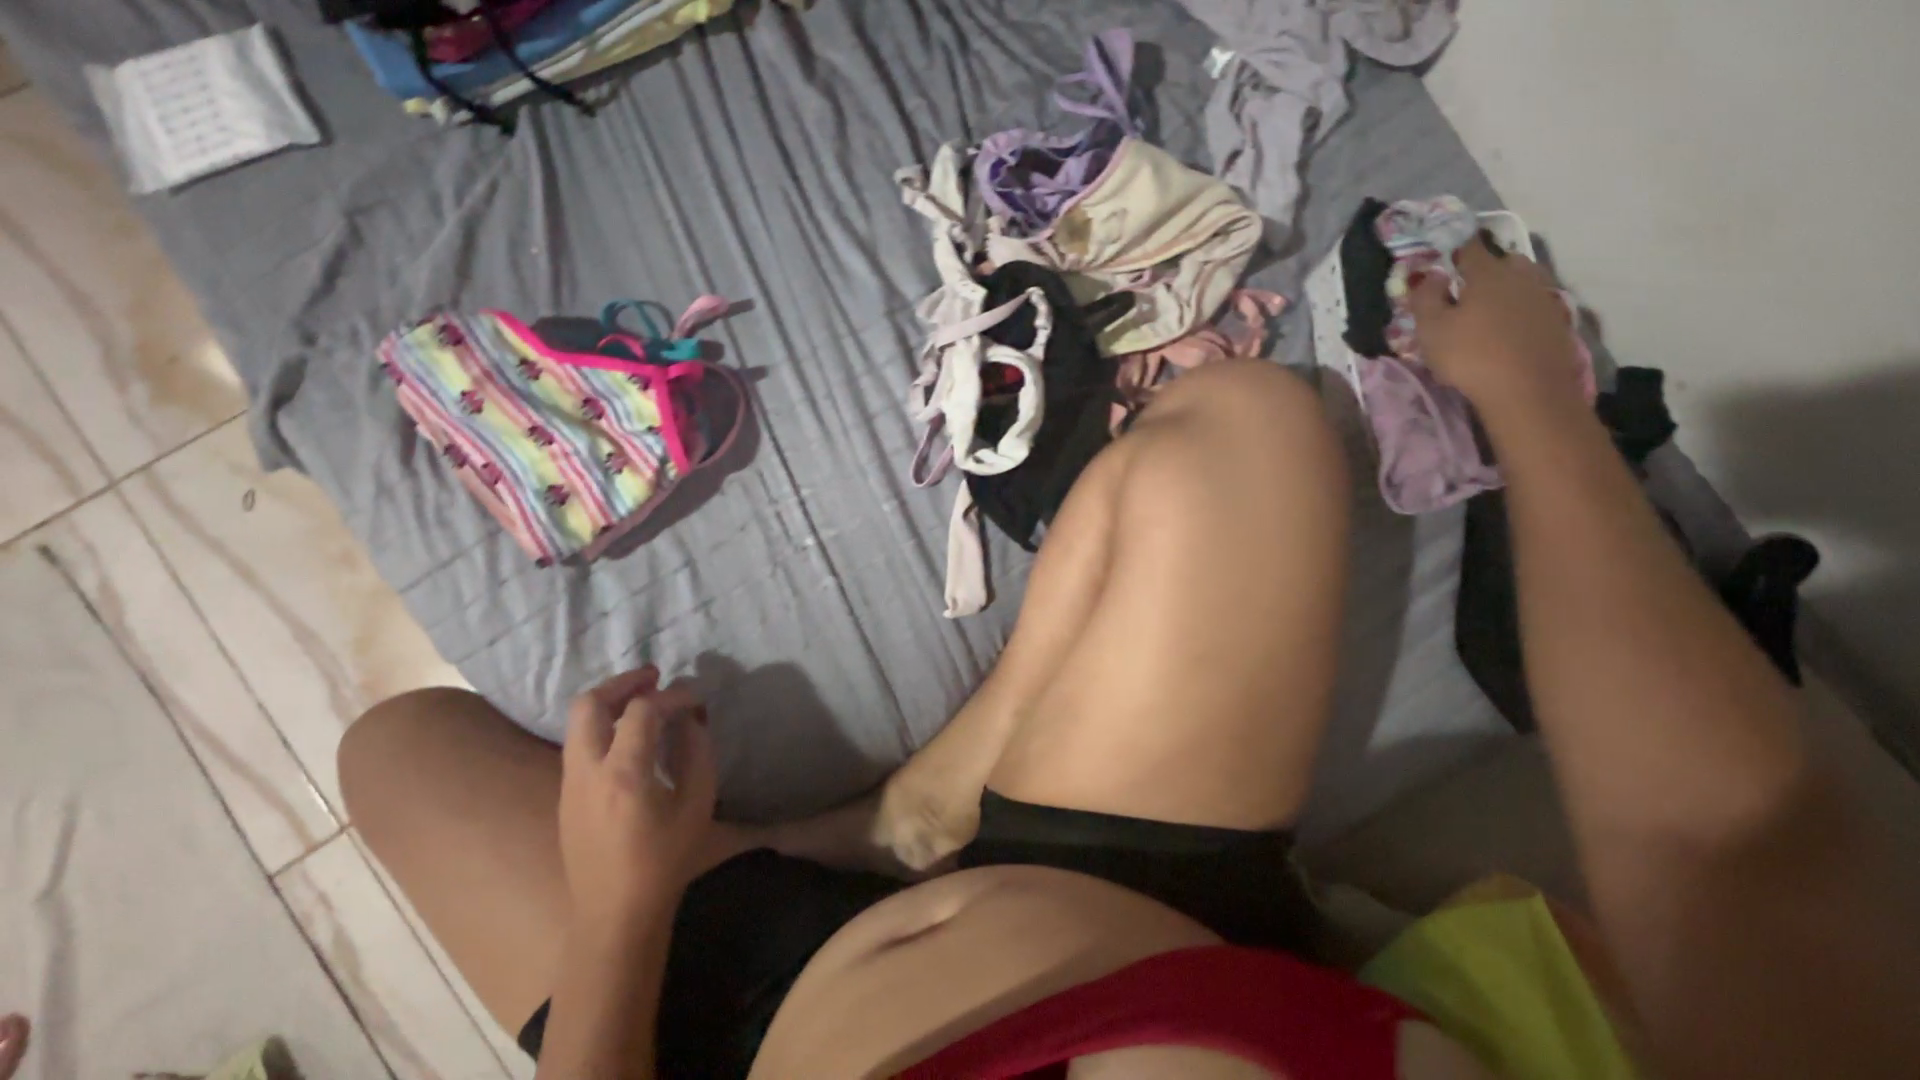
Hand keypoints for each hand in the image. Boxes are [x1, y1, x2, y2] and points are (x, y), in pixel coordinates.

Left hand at [559, 666, 716, 929]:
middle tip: (653, 677)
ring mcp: (569, 782)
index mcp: (624, 773)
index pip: (643, 710)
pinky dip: (602, 725)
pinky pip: (578, 743)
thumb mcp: (697, 806)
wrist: (614, 913)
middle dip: (622, 683)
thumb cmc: (664, 862)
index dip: (672, 696)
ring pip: (577, 721)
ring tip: (642, 700)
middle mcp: (587, 769)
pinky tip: (628, 736)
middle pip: (589, 703)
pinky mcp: (565, 795)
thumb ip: (697, 753)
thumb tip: (691, 719)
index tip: (695, 700)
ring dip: (608, 702)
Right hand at [1408, 237, 1587, 415]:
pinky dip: (1524, 309)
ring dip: (1510, 288)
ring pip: (1526, 281)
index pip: (1471, 249)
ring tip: (1493, 308)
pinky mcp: (1559, 322)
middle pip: (1505, 261)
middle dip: (1489, 268)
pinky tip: (1513, 328)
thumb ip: (1426, 297)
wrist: (1528, 390)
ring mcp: (1544, 298)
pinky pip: (1537, 304)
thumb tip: (1431, 275)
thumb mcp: (1431, 329)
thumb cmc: (1471, 356)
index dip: (1457, 251)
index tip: (1447, 260)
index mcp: (1487, 273)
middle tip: (1471, 288)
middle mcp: (1521, 277)